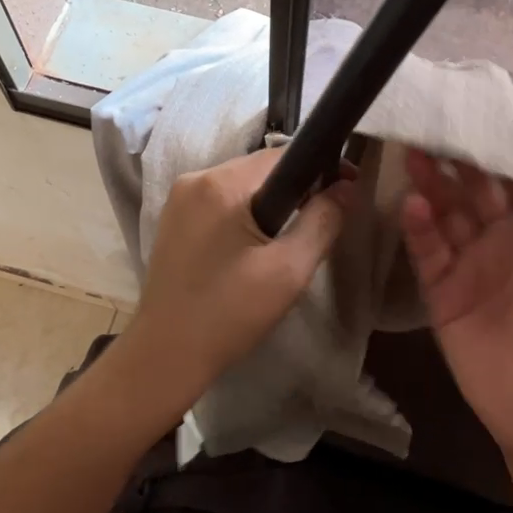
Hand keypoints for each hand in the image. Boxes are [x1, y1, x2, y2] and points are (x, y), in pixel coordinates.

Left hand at [122, 148, 350, 406]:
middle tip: (321, 220)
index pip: (282, 155)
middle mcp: (195, 178)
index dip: (319, 168)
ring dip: (269, 202)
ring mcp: (179, 199)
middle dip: (294, 188)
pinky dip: (244, 214)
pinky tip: (254, 246)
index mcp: (221, 183)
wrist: (165, 356)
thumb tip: (346, 187)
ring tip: (289, 237)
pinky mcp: (174, 220)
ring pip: (240, 185)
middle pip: (260, 168)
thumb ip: (322, 222)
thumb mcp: (288, 271)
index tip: (346, 188)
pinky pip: (220, 201)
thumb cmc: (229, 314)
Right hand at [400, 147, 512, 455]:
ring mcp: (469, 265)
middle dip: (454, 161)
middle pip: (472, 190)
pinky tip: (413, 206)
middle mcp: (500, 240)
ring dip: (430, 185)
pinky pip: (428, 252)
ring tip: (413, 155)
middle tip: (432, 127)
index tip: (477, 116)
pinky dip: (418, 228)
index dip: (496, 151)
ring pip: (445, 214)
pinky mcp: (442, 293)